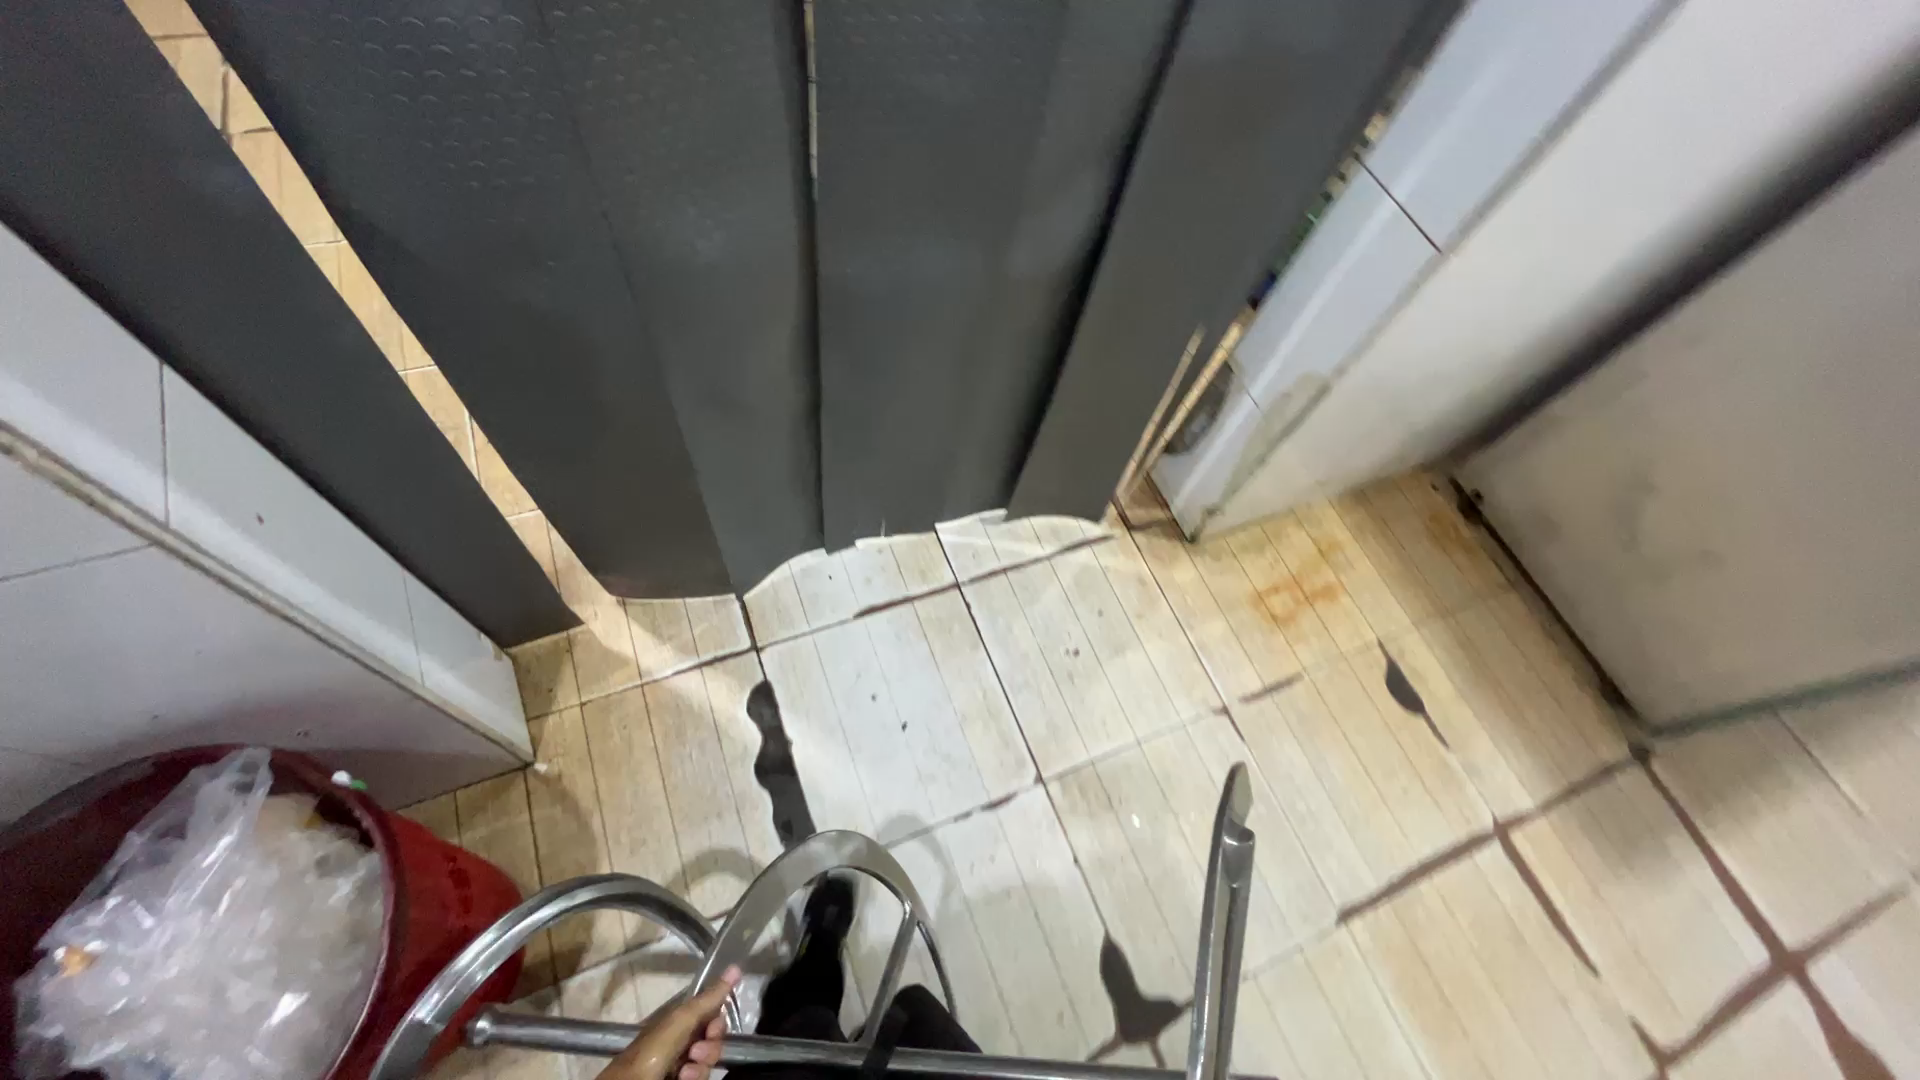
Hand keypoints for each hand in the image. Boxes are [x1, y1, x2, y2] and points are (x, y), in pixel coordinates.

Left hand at [594, 966, 741, 1079]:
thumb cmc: (653, 1050)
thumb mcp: (681, 1019)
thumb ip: (709, 997)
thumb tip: (736, 966)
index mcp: (681, 1020)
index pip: (713, 1016)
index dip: (718, 1023)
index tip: (712, 1029)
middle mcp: (684, 1040)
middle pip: (715, 1040)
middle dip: (710, 1047)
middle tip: (696, 1052)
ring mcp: (683, 1063)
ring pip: (710, 1061)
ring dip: (701, 1067)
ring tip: (684, 1073)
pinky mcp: (684, 1079)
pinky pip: (701, 1076)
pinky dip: (695, 1078)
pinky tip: (683, 1079)